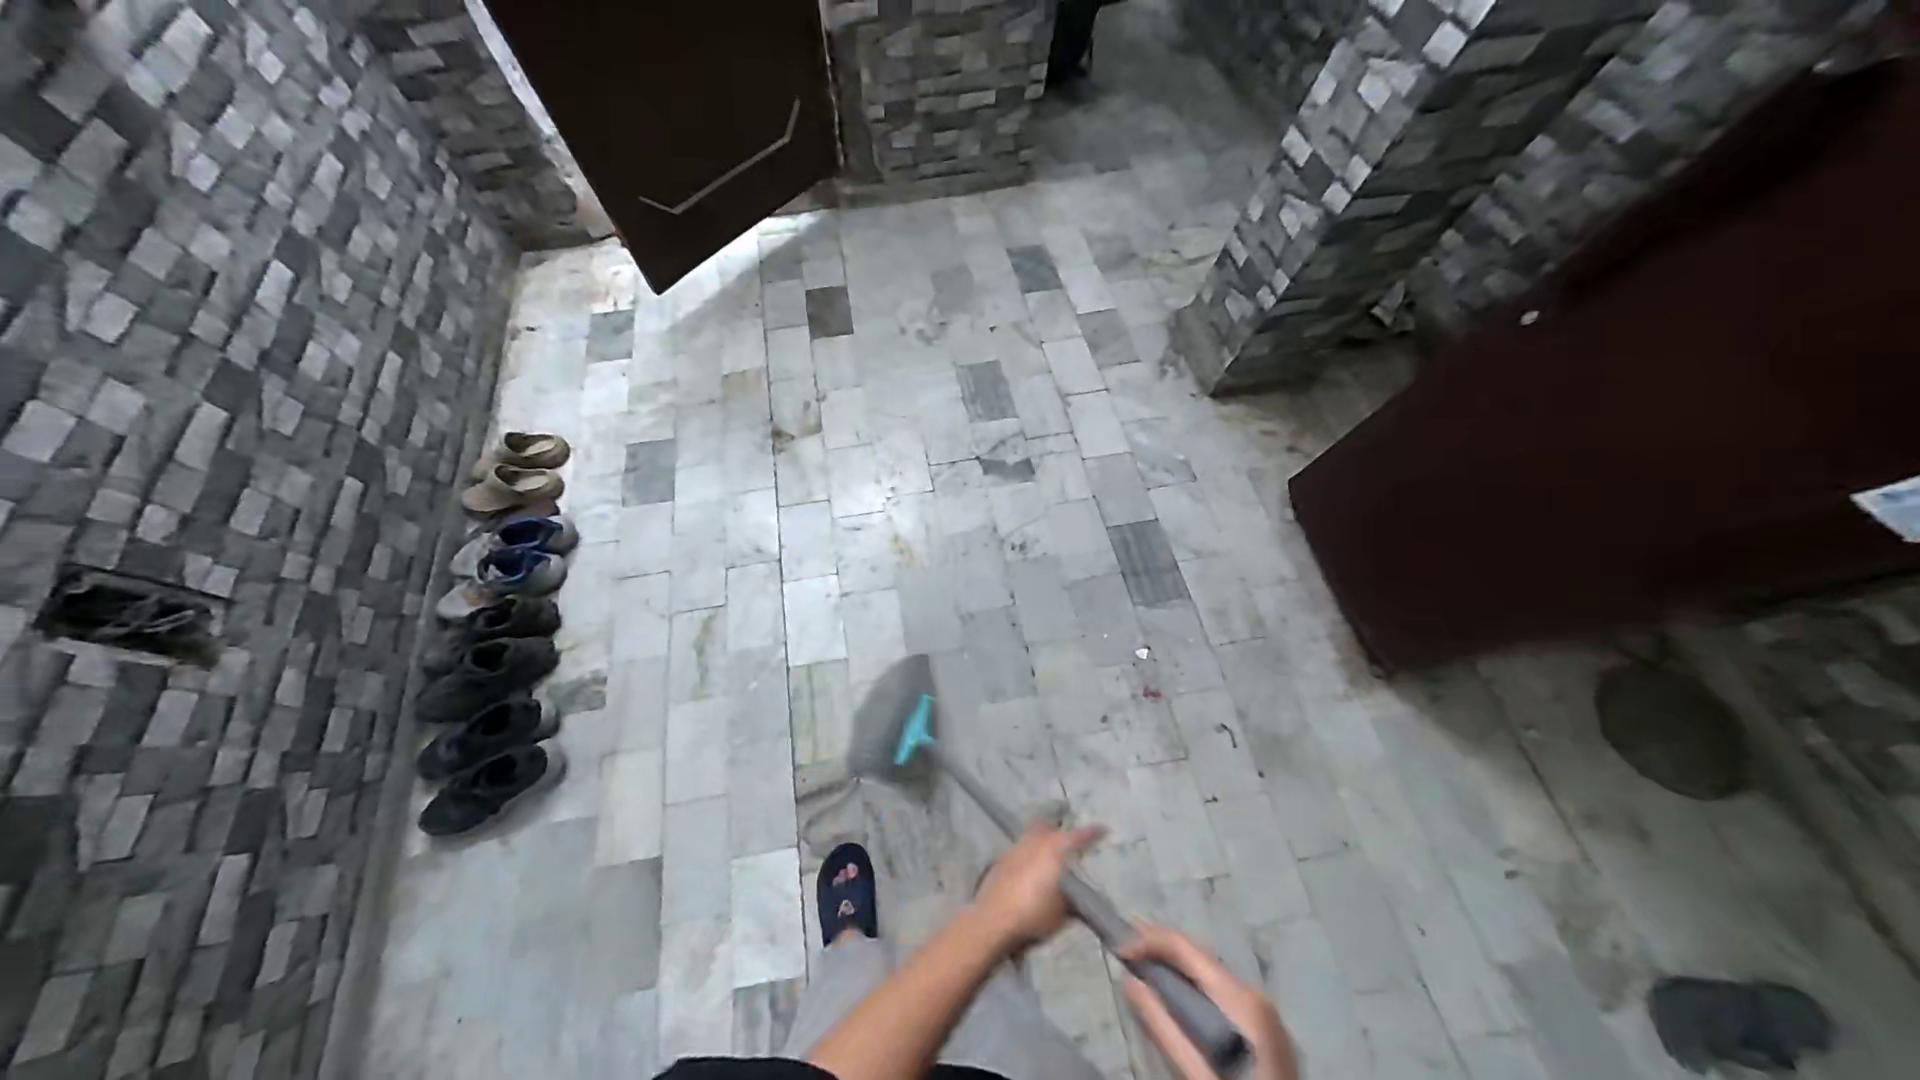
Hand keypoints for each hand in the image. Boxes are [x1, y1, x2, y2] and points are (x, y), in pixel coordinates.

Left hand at [971, 822, 1105, 947]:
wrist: (993, 918)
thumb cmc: (1033, 913)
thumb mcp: (1063, 912)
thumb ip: (1075, 899)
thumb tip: (1083, 894)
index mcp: (1055, 848)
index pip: (1079, 836)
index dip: (1093, 832)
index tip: (1104, 829)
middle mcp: (1035, 841)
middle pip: (1050, 826)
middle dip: (1060, 830)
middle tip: (1070, 840)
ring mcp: (1016, 847)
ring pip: (1033, 834)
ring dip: (1043, 839)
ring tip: (1050, 853)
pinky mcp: (1002, 858)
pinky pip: (1021, 847)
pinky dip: (1029, 852)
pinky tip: (1031, 866)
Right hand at [1120, 923, 1297, 1079]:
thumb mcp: (1196, 1075)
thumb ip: (1163, 1026)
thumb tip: (1130, 980)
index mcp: (1241, 1001)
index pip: (1187, 949)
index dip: (1149, 941)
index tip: (1119, 949)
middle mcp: (1254, 995)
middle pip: (1199, 956)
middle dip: (1160, 947)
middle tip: (1124, 945)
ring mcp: (1262, 1012)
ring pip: (1208, 973)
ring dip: (1173, 964)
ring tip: (1140, 959)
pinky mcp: (1262, 1030)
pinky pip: (1219, 993)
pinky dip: (1191, 985)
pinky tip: (1172, 989)